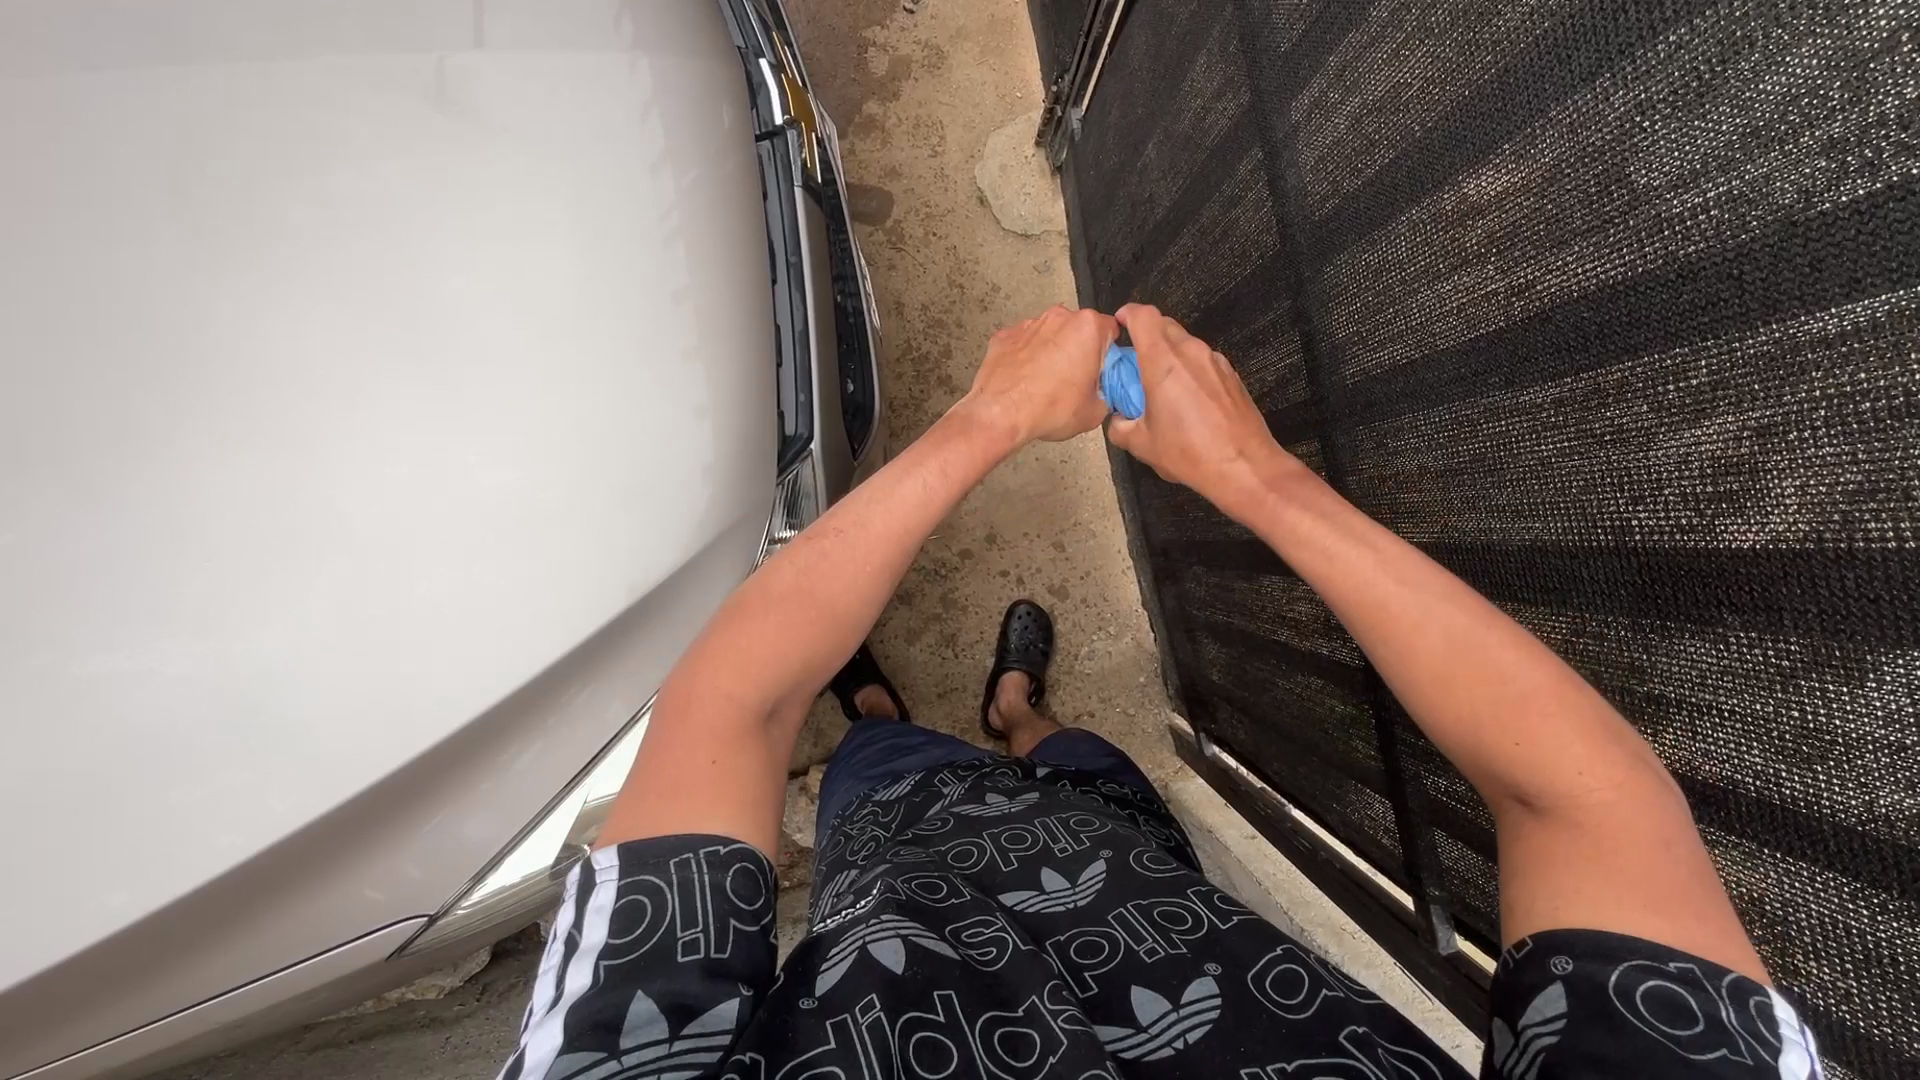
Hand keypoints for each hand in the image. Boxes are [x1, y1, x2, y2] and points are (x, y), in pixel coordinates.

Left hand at [958, 305, 1117, 445]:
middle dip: (1080, 352)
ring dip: (1053, 354)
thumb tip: (1100, 396)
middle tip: (1077, 382)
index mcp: (1087, 329)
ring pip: (1051, 336)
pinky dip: (1027, 359)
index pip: (1111, 331)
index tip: (1104, 369)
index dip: (1109, 353)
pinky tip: (1027, 382)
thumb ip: (1105, 395)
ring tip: (1048, 385)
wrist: (1001, 415)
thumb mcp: (1094, 412)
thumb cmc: (1044, 408)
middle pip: (1079, 331)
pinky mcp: (1006, 336)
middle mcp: (1059, 319)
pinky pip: (1024, 345)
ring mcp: (1030, 325)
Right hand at [1106, 304, 1298, 521]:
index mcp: (1163, 363)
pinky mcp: (1230, 375)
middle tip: (1134, 363)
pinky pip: (1202, 361)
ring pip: (1184, 344)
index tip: (1119, 325)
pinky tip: (1187, 401)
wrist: (1243, 466)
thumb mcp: (1140, 445)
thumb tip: (1118, 419)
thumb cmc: (1189, 453)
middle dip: (1145, 336)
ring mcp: (1215, 362)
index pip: (1143, 316)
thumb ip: (1119, 426)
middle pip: (1163, 325)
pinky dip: (1188, 370)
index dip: (1127, 314)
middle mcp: (1191, 353)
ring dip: (1168, 355)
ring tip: (1160, 387)